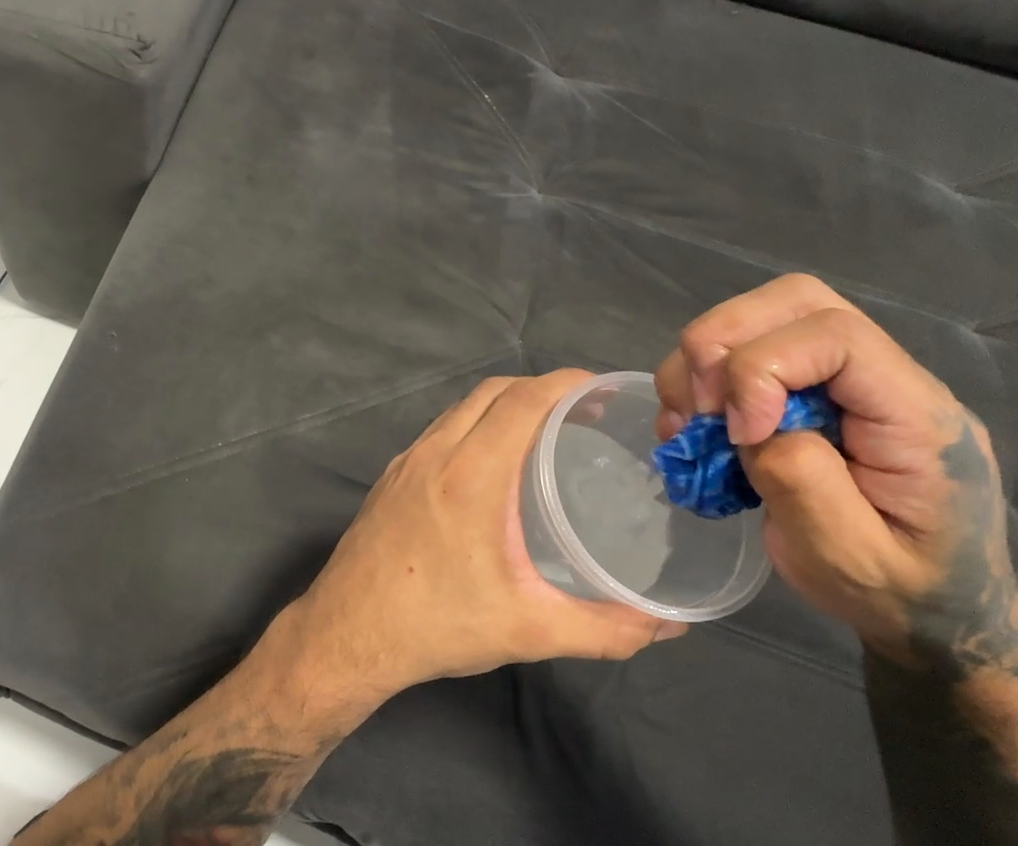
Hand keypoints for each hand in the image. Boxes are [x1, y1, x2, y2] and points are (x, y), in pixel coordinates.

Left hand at [285, 372, 684, 704]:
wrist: (348, 633)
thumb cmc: (438, 625)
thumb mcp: (531, 631)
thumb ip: (607, 629)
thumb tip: (668, 627)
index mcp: (470, 475)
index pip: (521, 400)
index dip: (564, 383)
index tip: (603, 390)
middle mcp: (434, 454)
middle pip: (490, 393)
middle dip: (538, 389)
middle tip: (583, 414)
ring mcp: (405, 463)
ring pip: (458, 410)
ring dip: (501, 405)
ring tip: (543, 432)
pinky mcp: (388, 479)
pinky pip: (437, 432)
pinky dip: (471, 426)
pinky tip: (490, 463)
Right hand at [653, 274, 1016, 658]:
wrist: (930, 615)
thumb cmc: (897, 591)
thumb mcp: (849, 554)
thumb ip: (803, 479)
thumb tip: (749, 426)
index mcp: (915, 416)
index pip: (835, 335)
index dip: (762, 368)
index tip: (738, 434)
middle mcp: (886, 381)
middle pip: (797, 300)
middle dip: (724, 342)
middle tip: (699, 408)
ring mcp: (849, 385)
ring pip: (762, 317)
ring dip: (703, 364)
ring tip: (688, 426)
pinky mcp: (812, 395)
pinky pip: (746, 353)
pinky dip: (702, 382)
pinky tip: (694, 429)